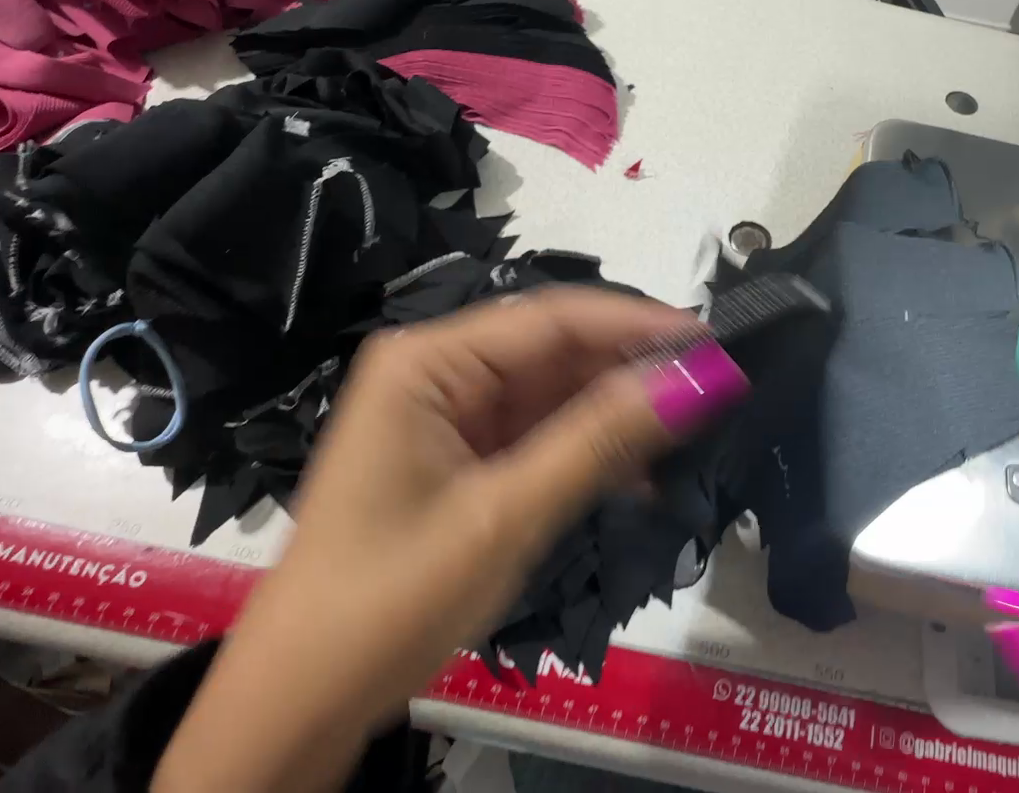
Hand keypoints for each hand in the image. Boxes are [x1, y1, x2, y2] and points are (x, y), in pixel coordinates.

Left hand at [154, 288, 746, 792]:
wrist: (304, 700)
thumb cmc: (390, 599)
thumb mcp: (506, 514)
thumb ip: (602, 440)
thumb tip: (696, 380)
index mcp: (429, 362)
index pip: (553, 320)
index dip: (637, 324)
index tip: (713, 340)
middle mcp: (440, 373)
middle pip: (558, 352)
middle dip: (633, 373)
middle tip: (714, 390)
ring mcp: (452, 416)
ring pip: (558, 395)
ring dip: (620, 417)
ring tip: (692, 432)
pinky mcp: (465, 457)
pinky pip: (543, 436)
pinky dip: (592, 454)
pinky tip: (642, 477)